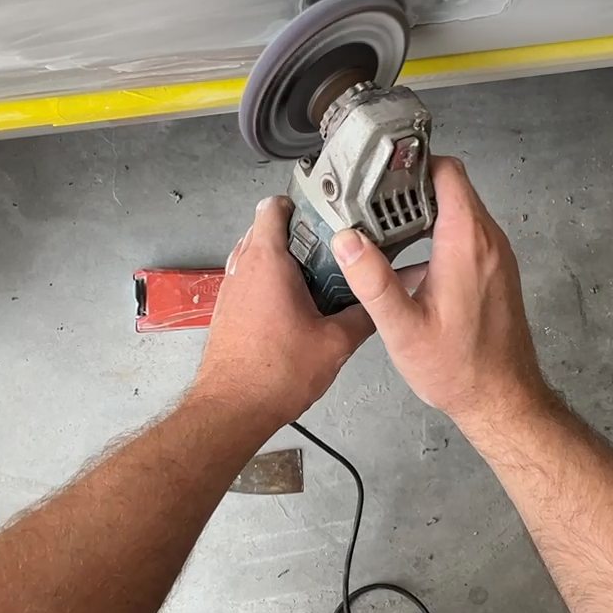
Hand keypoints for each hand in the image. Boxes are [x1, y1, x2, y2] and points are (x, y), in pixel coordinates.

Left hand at [189, 196, 376, 426]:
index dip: (301, 203)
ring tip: (317, 277)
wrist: (233, 409)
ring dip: (283, 259)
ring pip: (256, 256)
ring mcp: (230, 290)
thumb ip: (364, 315)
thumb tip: (385, 300)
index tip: (326, 212)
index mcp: (267, 262)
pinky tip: (296, 306)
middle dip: (298, 233)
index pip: (274, 206)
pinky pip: (249, 281)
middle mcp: (243, 269)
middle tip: (331, 248)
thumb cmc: (274, 374)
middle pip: (267, 229)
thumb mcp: (335, 343)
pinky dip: (269, 282)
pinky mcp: (227, 311)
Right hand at [330, 156, 551, 438]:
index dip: (412, 165)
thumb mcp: (402, 328)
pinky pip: (467, 235)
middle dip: (410, 188)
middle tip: (372, 203)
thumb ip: (372, 281)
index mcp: (467, 243)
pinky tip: (411, 260)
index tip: (381, 174)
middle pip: (452, 187)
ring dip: (424, 212)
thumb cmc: (459, 368)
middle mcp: (488, 242)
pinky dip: (438, 233)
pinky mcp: (494, 272)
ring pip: (460, 210)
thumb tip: (347, 241)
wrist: (502, 398)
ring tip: (385, 229)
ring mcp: (495, 257)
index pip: (448, 172)